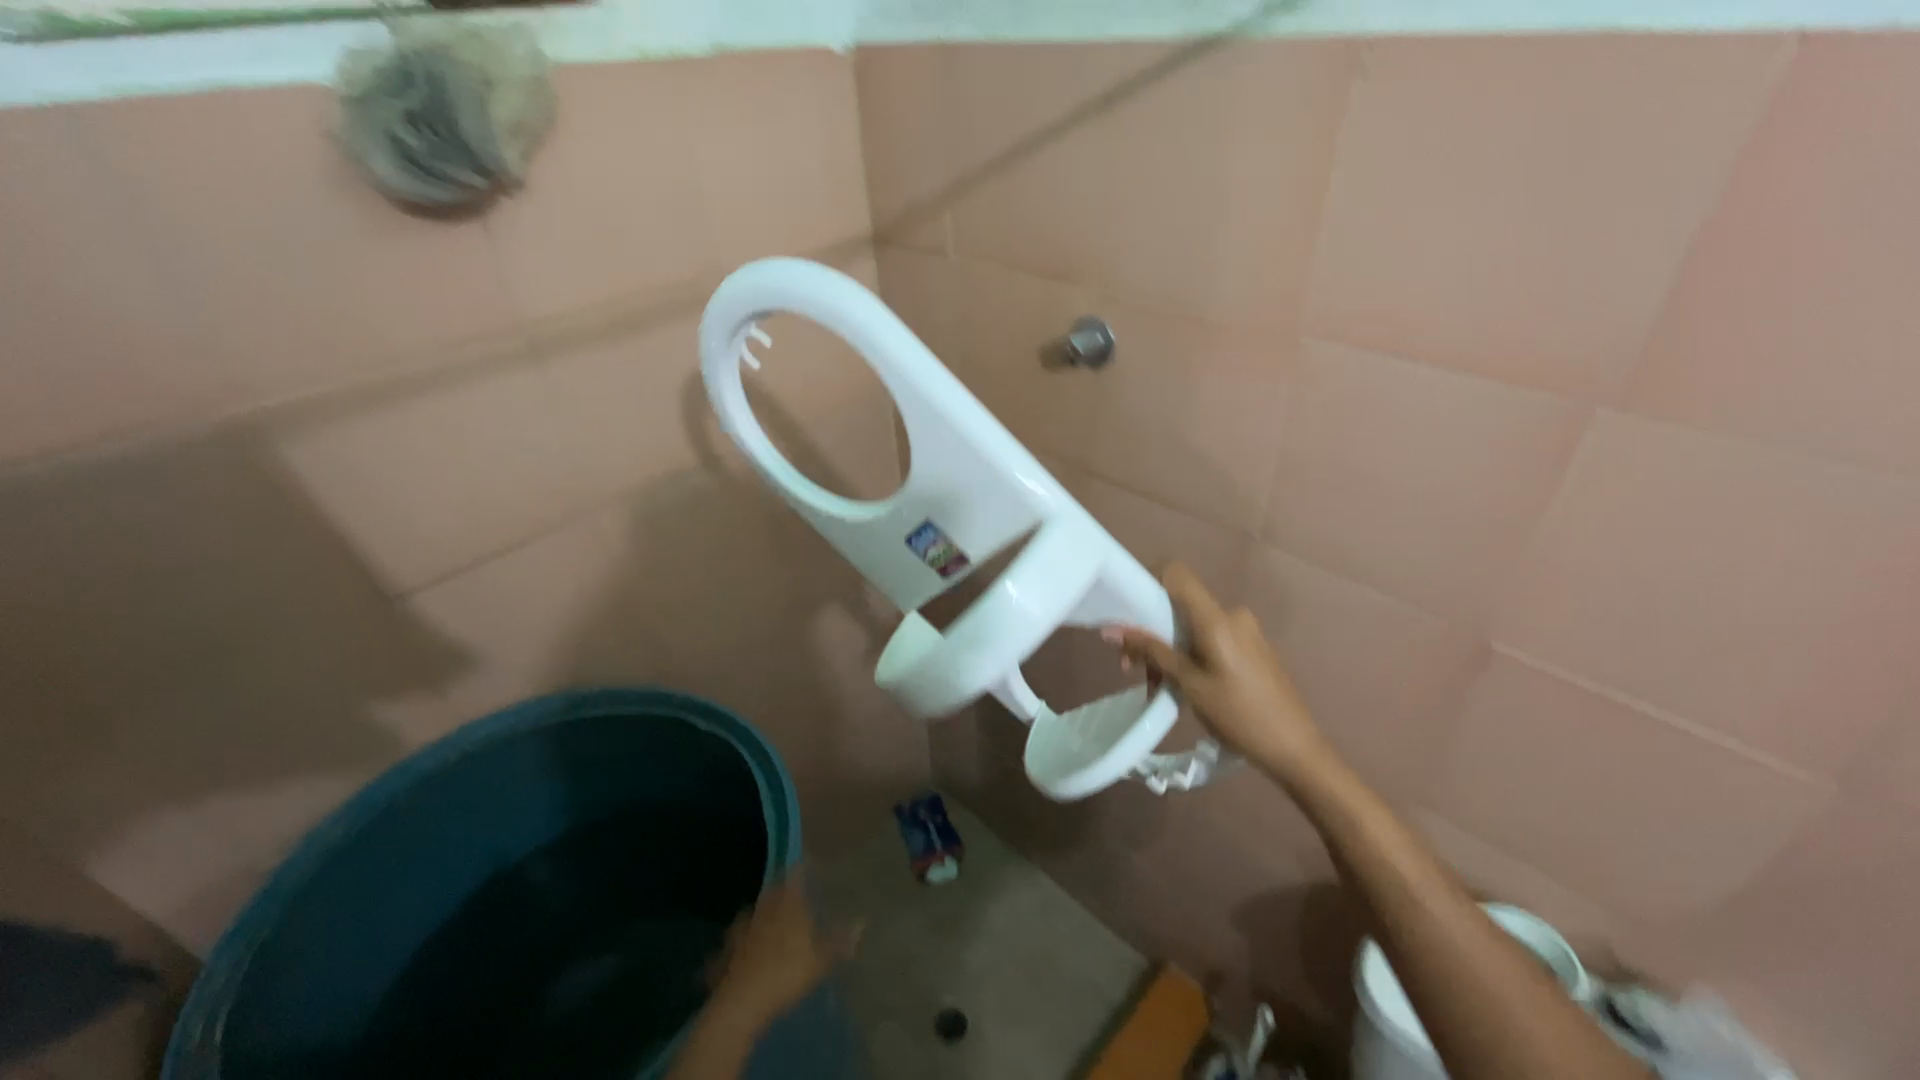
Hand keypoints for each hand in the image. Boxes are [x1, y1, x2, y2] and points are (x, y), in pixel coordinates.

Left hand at [707, 871, 858, 1028]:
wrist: (742, 1001)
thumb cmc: (787, 974)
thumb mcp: (821, 961)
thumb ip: (839, 940)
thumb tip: (861, 922)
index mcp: (788, 905)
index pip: (794, 877)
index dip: (799, 869)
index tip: (804, 864)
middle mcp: (765, 909)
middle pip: (773, 892)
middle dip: (782, 891)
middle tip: (792, 893)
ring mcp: (743, 927)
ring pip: (756, 911)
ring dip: (764, 913)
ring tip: (773, 920)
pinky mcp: (728, 948)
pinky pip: (741, 936)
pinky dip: (747, 938)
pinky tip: (750, 949)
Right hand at [1104, 563, 1331, 779]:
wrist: (1294, 747)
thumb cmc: (1238, 715)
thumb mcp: (1189, 684)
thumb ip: (1151, 651)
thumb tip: (1111, 630)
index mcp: (1217, 618)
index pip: (1177, 575)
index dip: (1148, 585)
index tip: (1128, 616)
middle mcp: (1232, 616)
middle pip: (1181, 607)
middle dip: (1151, 633)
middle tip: (1131, 669)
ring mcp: (1245, 632)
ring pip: (1193, 629)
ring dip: (1168, 652)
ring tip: (1155, 688)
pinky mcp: (1252, 649)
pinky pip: (1211, 641)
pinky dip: (1190, 658)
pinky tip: (1182, 689)